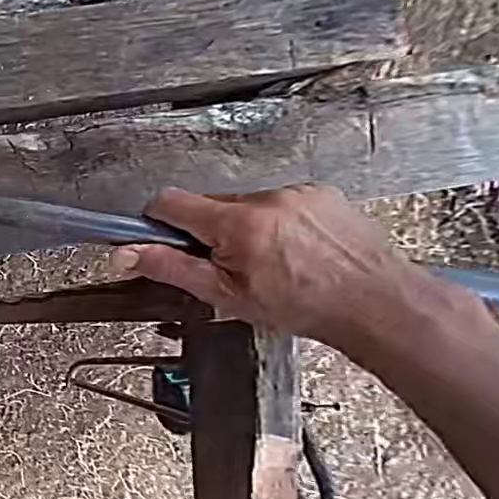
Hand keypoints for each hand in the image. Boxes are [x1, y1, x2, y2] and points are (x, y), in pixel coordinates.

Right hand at [111, 184, 464, 353]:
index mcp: (238, 222)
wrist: (375, 302)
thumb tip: (124, 254)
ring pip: (242, 204)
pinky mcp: (319, 193)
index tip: (159, 241)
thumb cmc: (301, 305)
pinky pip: (275, 201)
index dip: (156, 221)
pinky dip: (270, 222)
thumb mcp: (222, 294)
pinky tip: (286, 250)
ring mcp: (297, 192)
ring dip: (238, 228)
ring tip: (260, 261)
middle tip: (221, 264)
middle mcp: (268, 198)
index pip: (170, 201)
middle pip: (207, 204)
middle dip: (203, 231)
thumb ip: (168, 267)